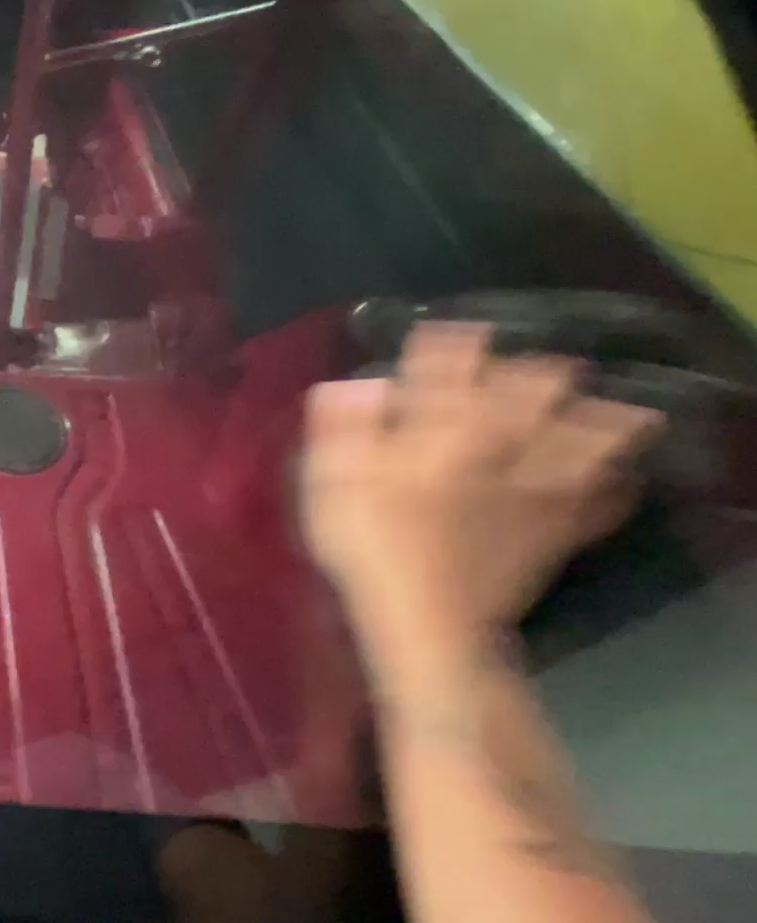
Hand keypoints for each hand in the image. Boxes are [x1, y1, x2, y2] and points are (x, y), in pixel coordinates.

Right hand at [303, 322, 663, 635]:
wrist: (427, 619)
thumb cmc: (367, 545)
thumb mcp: (330, 482)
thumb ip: (342, 428)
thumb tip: (352, 384)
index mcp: (434, 436)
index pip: (445, 374)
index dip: (448, 346)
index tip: (450, 328)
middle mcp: (493, 451)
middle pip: (527, 397)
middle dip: (531, 374)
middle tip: (530, 364)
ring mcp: (533, 491)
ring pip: (582, 440)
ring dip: (596, 420)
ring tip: (611, 408)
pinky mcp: (556, 530)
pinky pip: (600, 500)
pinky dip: (614, 484)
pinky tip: (618, 477)